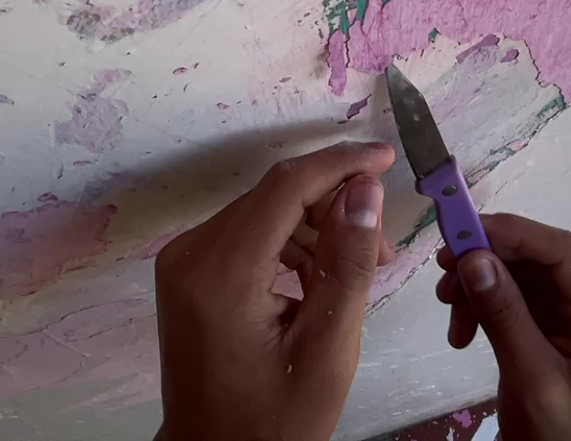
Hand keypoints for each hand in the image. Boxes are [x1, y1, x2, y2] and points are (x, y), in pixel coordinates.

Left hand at [154, 140, 396, 440]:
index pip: (286, 186)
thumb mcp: (327, 350)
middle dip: (335, 205)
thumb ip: (348, 262)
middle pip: (277, 195)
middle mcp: (192, 251)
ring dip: (316, 226)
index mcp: (222, 274)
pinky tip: (320, 275)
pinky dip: (290, 241)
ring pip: (267, 209)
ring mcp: (185, 257)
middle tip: (382, 244)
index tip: (384, 156)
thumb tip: (365, 188)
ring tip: (360, 266)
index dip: (340, 164)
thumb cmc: (273, 422)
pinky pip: (250, 231)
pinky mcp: (189, 266)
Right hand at [435, 214, 570, 440]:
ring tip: (448, 312)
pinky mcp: (551, 319)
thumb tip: (472, 257)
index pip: (563, 251)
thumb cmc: (555, 437)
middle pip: (535, 258)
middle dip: (486, 260)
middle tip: (443, 271)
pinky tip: (461, 330)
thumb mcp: (529, 379)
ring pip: (517, 271)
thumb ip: (503, 315)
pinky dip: (482, 302)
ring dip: (477, 284)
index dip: (515, 232)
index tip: (466, 231)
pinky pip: (511, 291)